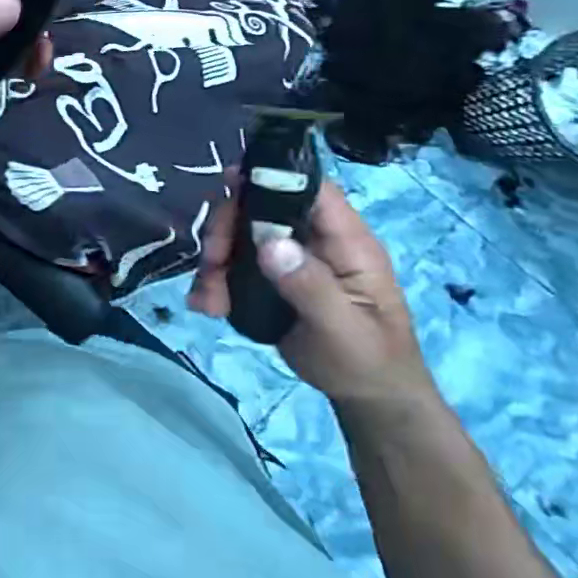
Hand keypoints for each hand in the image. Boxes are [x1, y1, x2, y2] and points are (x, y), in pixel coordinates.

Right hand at [189, 178, 434, 405]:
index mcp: (346, 241)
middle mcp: (316, 241)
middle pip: (262, 208)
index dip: (272, 177)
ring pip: (241, 236)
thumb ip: (311, 286)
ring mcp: (292, 258)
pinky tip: (207, 306)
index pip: (311, 190)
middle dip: (228, 227)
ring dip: (216, 260)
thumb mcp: (344, 330)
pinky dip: (215, 281)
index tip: (229, 181)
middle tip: (211, 259)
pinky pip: (235, 265)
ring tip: (209, 298)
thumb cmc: (368, 362)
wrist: (369, 399)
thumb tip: (269, 243)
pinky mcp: (272, 278)